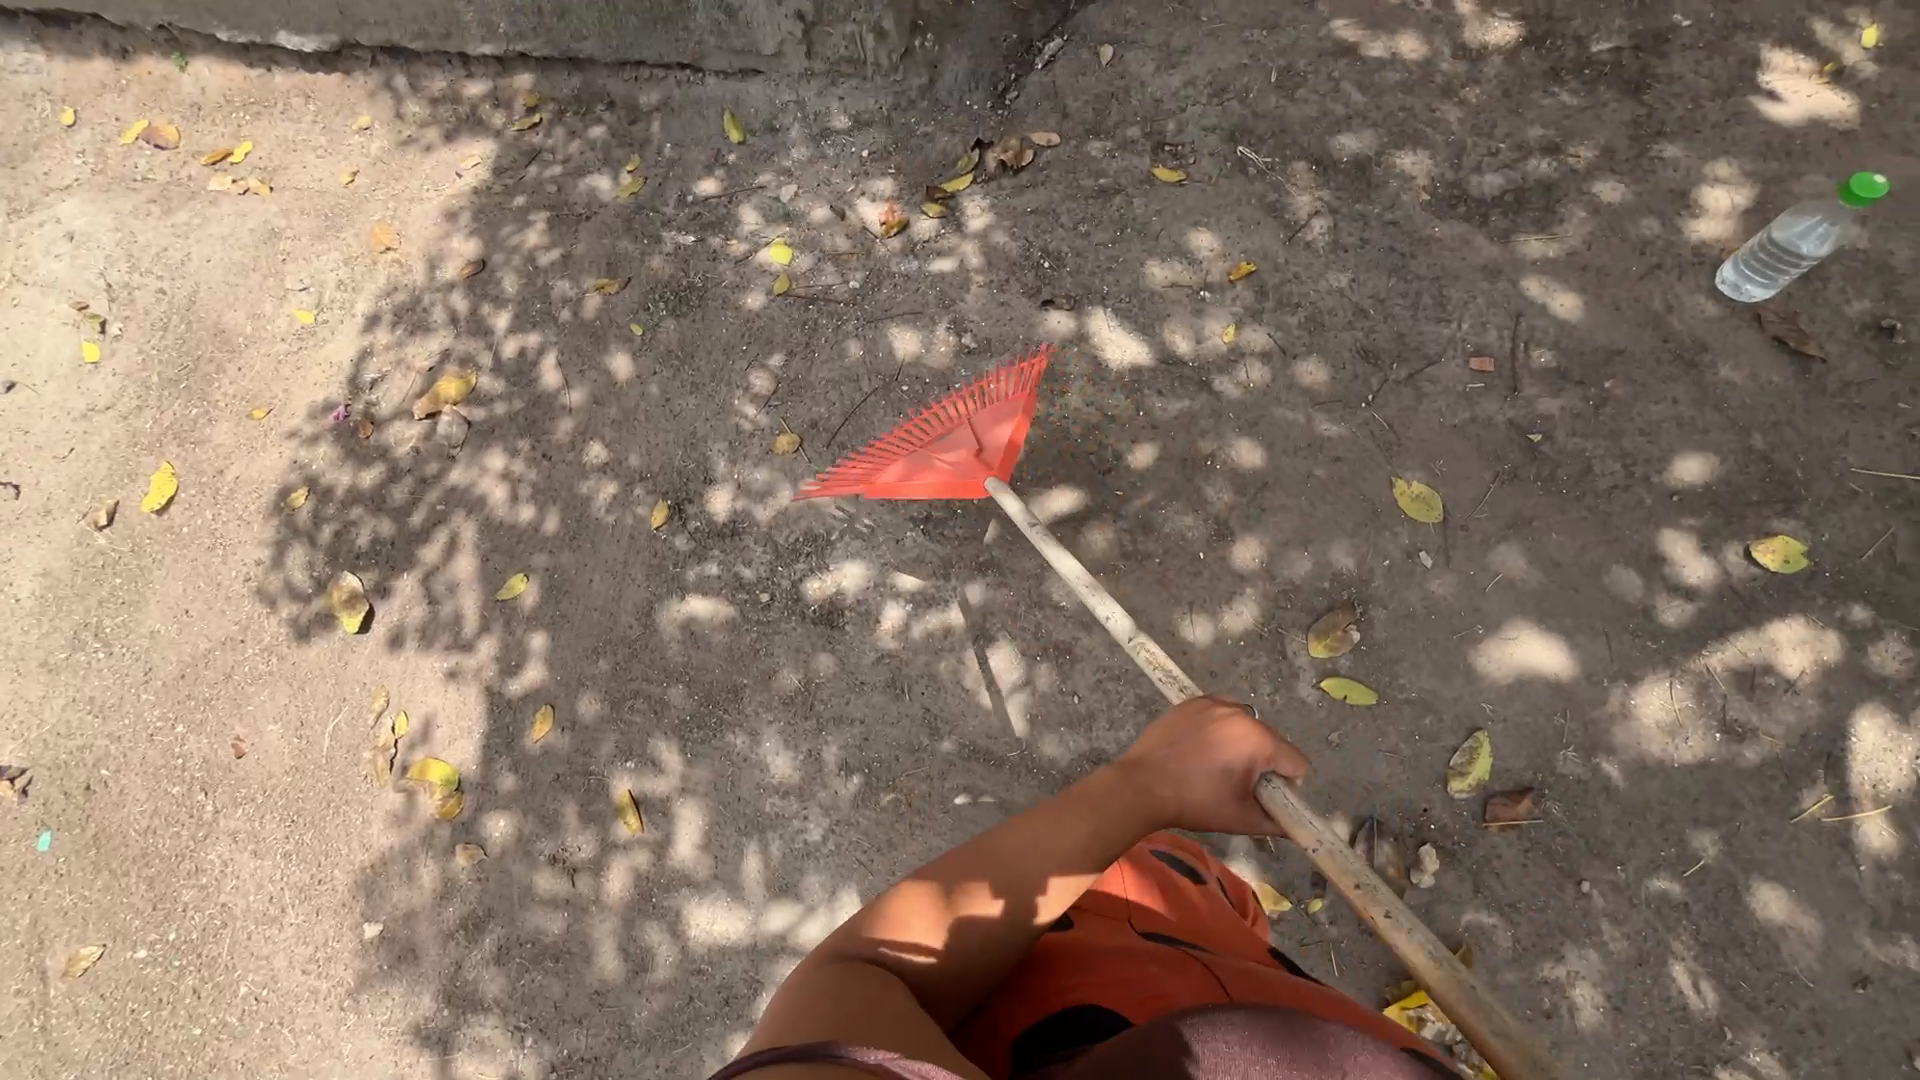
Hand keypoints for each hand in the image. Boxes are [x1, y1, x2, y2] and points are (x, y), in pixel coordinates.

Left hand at [1110, 695, 1309, 835]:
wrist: (1141, 785)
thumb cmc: (1195, 802)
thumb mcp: (1242, 818)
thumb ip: (1278, 822)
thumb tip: (1294, 825)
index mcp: (1258, 739)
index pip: (1296, 762)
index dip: (1287, 785)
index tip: (1262, 796)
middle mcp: (1239, 712)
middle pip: (1272, 741)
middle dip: (1264, 763)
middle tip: (1236, 783)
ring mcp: (1213, 703)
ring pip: (1246, 726)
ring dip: (1243, 744)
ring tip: (1216, 766)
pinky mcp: (1191, 702)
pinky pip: (1220, 715)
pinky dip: (1220, 730)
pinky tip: (1201, 749)